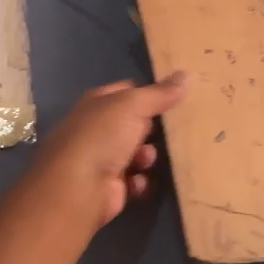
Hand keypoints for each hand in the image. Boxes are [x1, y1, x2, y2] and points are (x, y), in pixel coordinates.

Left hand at [23, 73, 188, 231]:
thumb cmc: (102, 137)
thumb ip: (160, 93)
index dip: (153, 93)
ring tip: (146, 160)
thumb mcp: (133, 106)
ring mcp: (102, 158)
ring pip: (139, 153)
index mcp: (99, 103)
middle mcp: (99, 128)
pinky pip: (136, 180)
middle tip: (176, 130)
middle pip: (138, 123)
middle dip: (156, 129)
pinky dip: (141, 182)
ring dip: (148, 157)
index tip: (178, 98)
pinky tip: (138, 183)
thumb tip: (186, 74)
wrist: (77, 189)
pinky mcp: (110, 187)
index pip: (130, 91)